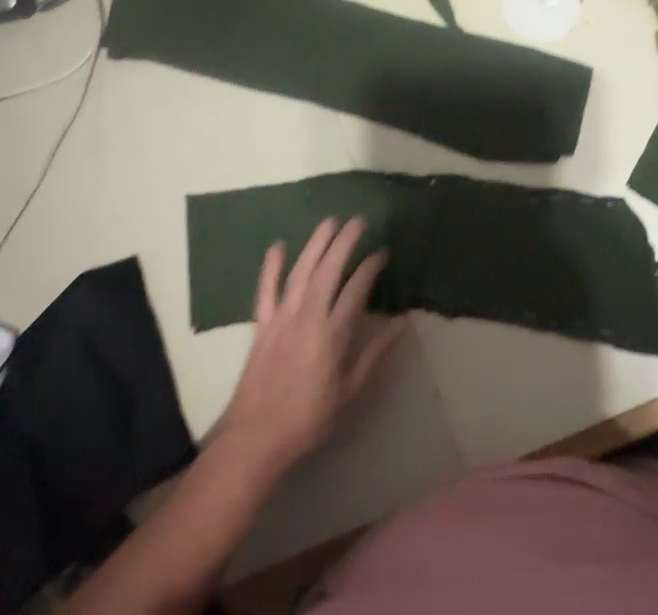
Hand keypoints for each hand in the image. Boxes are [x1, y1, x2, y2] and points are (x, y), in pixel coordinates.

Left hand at [212, 217, 406, 468]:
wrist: (256, 436)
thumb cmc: (310, 417)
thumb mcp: (350, 390)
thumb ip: (375, 354)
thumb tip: (401, 324)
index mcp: (332, 334)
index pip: (355, 289)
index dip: (370, 268)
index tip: (382, 252)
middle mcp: (306, 317)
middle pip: (327, 271)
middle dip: (344, 243)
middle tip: (358, 221)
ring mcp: (280, 319)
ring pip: (299, 273)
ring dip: (314, 245)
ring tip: (329, 222)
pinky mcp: (261, 326)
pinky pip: (265, 290)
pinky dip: (271, 267)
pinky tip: (277, 246)